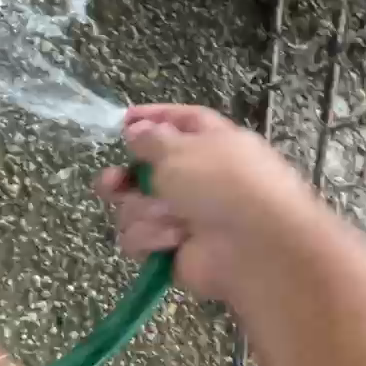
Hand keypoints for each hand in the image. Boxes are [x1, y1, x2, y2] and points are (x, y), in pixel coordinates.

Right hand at [93, 104, 316, 300]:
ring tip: (171, 218)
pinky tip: (175, 239)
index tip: (122, 120)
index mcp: (209, 143)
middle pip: (143, 172)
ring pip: (133, 208)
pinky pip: (138, 238)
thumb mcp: (183, 149)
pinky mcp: (168, 246)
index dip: (151, 118)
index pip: (178, 123)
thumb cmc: (223, 185)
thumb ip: (151, 138)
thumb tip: (136, 131)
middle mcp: (194, 178)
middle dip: (122, 179)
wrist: (252, 247)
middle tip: (113, 184)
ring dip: (145, 212)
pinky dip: (152, 238)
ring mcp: (180, 214)